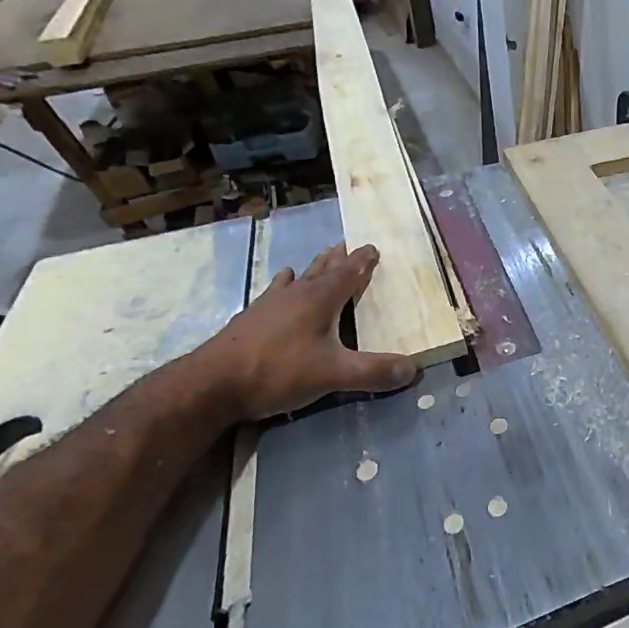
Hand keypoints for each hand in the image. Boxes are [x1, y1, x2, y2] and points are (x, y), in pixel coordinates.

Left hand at [195, 242, 417, 420]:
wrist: (215, 381)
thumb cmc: (279, 371)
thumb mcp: (332, 375)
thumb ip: (372, 372)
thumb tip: (413, 369)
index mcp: (319, 300)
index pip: (347, 274)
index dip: (362, 262)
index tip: (372, 248)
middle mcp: (295, 294)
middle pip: (322, 270)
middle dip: (338, 260)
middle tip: (348, 246)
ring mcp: (269, 304)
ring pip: (298, 279)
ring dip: (313, 269)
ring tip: (320, 259)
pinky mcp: (251, 318)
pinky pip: (276, 292)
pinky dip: (286, 285)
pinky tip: (282, 284)